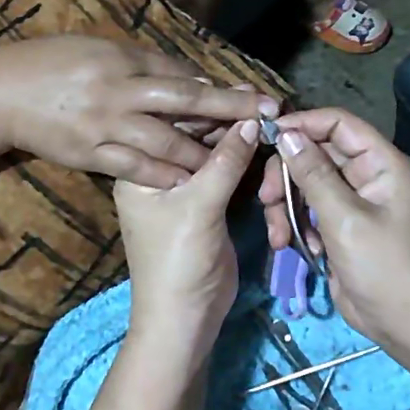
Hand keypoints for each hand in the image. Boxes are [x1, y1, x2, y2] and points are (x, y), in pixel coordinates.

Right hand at [0, 36, 277, 187]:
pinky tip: (191, 180)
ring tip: (239, 156)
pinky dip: (165, 175)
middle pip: (184, 106)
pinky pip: (135, 169)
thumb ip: (144, 64)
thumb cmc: (50, 62)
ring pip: (165, 143)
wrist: (0, 96)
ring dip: (206, 151)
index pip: (182, 78)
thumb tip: (189, 80)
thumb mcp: (100, 49)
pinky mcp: (91, 157)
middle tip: (265, 118)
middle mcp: (119, 95)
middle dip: (228, 113)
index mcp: (122, 64)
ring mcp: (105, 129)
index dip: (220, 90)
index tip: (254, 96)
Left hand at [115, 118, 261, 358]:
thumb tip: (252, 119)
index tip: (245, 91)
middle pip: (194, 135)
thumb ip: (225, 161)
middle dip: (228, 118)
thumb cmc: (178, 261)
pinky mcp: (205, 204)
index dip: (208, 106)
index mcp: (140, 170)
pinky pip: (224, 171)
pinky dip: (243, 159)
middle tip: (265, 100)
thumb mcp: (199, 207)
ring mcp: (183, 188)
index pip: (173, 125)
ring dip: (239, 136)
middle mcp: (159, 173)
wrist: (185, 318)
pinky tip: (262, 143)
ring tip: (269, 115)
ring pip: (212, 151)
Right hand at [258, 109, 409, 345]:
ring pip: (304, 183)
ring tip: (279, 236)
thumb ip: (314, 175)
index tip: (267, 136)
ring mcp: (350, 202)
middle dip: (286, 174)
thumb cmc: (384, 267)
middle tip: (267, 199)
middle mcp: (365, 176)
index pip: (338, 124)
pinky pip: (306, 210)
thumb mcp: (346, 218)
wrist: (404, 324)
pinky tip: (292, 247)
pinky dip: (294, 224)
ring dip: (285, 205)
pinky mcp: (337, 225)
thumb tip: (287, 135)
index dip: (303, 124)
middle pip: (314, 154)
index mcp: (380, 164)